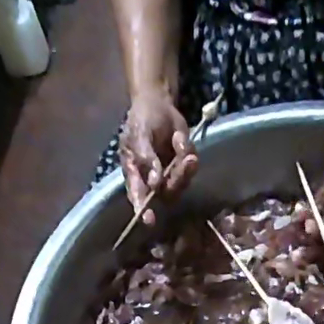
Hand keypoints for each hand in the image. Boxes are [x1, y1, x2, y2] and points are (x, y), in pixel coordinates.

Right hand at [120, 91, 197, 227]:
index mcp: (134, 175)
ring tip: (184, 145)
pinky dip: (188, 154)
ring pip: (179, 185)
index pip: (138, 197)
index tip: (149, 220)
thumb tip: (153, 182)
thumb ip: (145, 158)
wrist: (157, 104)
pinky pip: (189, 170)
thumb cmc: (142, 119)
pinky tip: (180, 139)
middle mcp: (150, 181)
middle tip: (187, 159)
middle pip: (164, 193)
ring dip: (186, 168)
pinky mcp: (181, 168)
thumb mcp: (140, 134)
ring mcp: (167, 176)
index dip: (143, 210)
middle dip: (177, 179)